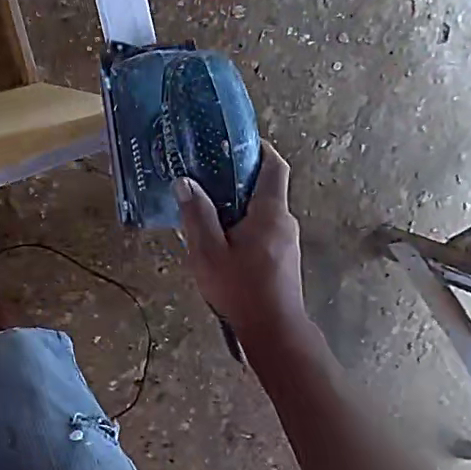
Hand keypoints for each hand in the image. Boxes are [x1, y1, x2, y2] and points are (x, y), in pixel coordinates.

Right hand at [175, 141, 306, 339]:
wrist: (273, 330)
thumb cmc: (240, 288)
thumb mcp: (208, 251)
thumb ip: (197, 214)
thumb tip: (185, 181)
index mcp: (270, 214)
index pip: (274, 168)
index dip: (260, 149)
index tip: (236, 139)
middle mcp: (284, 222)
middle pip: (265, 187)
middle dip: (237, 174)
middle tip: (204, 167)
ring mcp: (285, 240)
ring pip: (260, 208)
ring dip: (235, 199)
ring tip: (202, 198)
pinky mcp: (280, 254)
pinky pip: (260, 224)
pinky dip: (239, 218)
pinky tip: (215, 229)